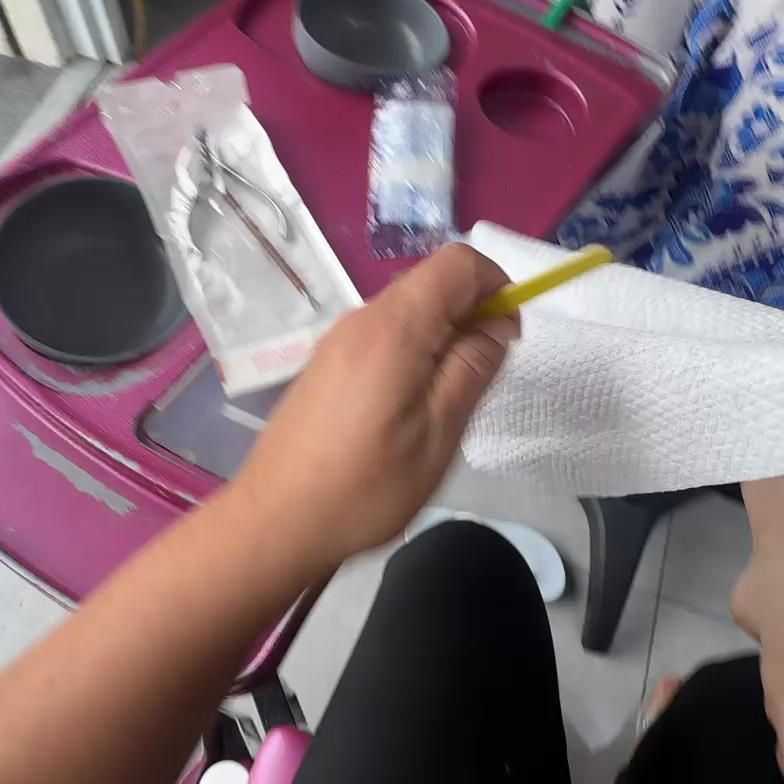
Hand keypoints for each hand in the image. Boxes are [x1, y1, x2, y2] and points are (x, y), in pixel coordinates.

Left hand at [228, 245, 517, 569]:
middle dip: (471, 316)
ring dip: (442, 339)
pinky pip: (382, 337)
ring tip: (444, 403)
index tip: (508, 338)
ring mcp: (337, 340)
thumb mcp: (439, 431)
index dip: (496, 286)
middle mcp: (361, 319)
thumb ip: (473, 366)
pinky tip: (407, 408)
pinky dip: (412, 353)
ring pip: (408, 312)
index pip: (458, 262)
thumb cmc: (366, 485)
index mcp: (393, 327)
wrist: (275, 520)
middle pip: (431, 284)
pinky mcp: (325, 364)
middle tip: (479, 380)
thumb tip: (498, 323)